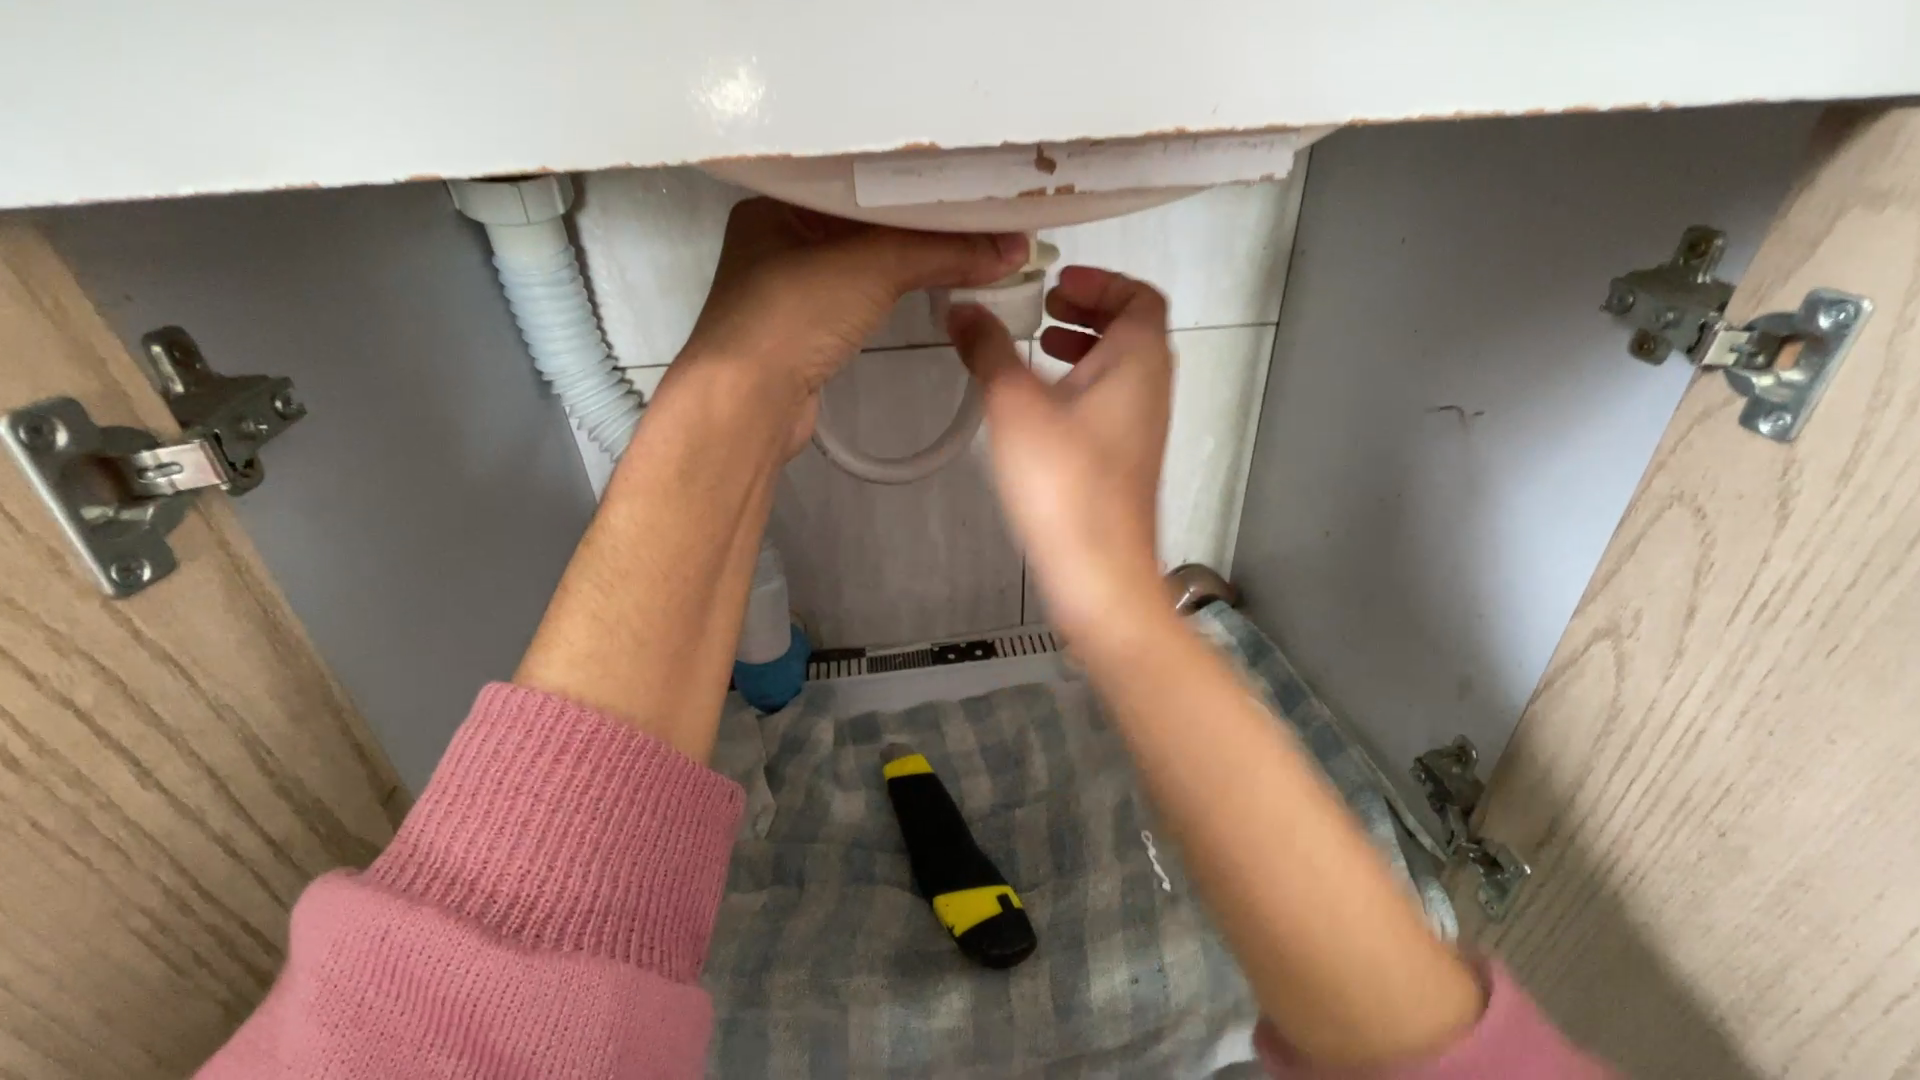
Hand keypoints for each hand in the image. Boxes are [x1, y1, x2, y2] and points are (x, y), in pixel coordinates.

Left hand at [676, 198, 1027, 455]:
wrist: (747, 405)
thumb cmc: (793, 318)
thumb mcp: (870, 268)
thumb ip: (940, 252)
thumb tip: (1014, 249)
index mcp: (779, 205)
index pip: (855, 177)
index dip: (912, 176)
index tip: (965, 173)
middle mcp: (781, 240)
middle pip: (864, 218)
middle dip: (920, 217)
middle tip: (980, 206)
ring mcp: (793, 289)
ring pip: (864, 260)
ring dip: (912, 255)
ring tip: (971, 241)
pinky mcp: (809, 331)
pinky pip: (863, 296)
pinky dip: (897, 289)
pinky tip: (934, 280)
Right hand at [947, 266, 1173, 637]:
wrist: (1098, 570)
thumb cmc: (1063, 480)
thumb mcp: (1015, 404)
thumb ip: (988, 349)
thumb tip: (961, 309)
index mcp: (1139, 360)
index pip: (1139, 295)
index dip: (1099, 281)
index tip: (1055, 283)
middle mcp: (1151, 388)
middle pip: (1130, 329)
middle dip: (1086, 311)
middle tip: (1041, 310)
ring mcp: (1141, 428)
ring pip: (1118, 369)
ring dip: (1081, 349)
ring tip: (1033, 350)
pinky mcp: (1124, 461)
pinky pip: (1108, 403)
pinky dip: (1079, 386)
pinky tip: (1036, 407)